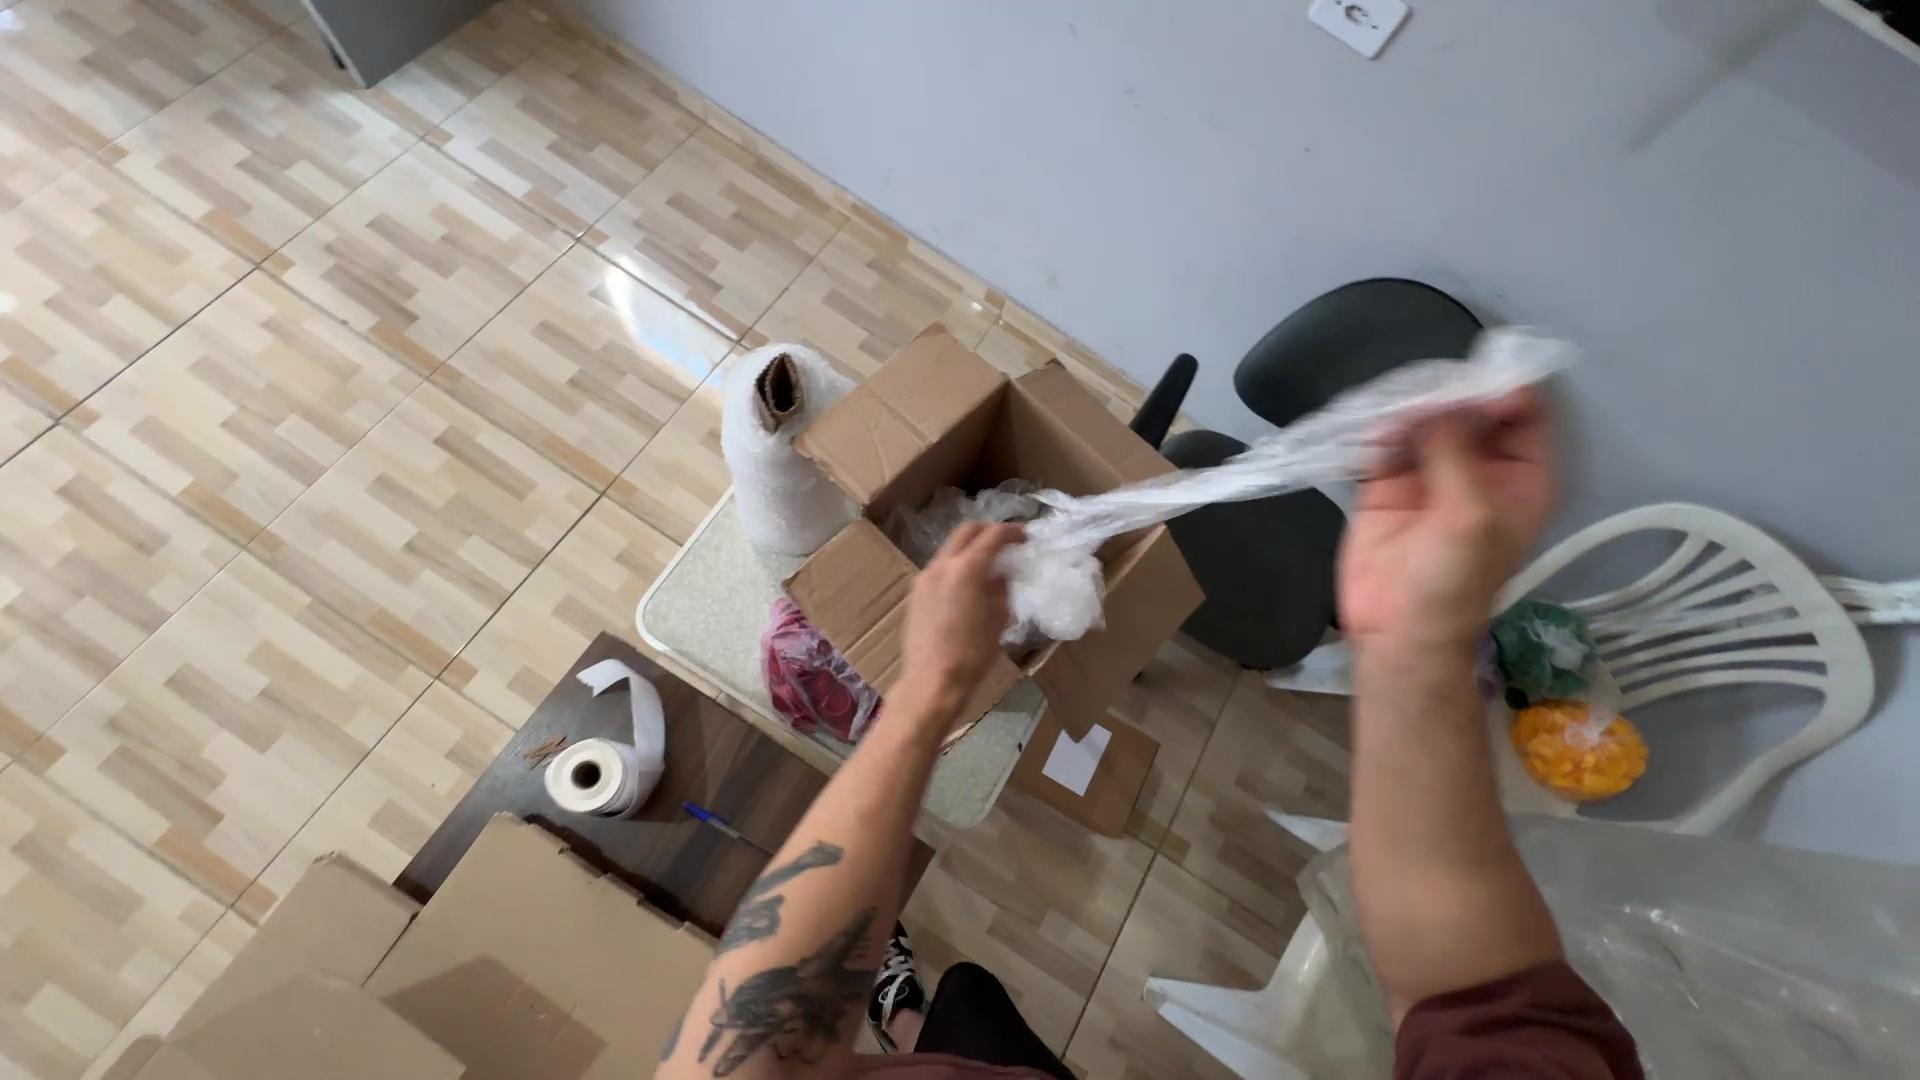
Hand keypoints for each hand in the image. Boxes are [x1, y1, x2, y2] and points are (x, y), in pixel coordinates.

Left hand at [898, 522, 1023, 714]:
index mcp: (966, 570)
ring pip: (950, 548)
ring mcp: (925, 577)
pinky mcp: (916, 592)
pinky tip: (968, 584)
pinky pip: (940, 567)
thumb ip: (1000, 591)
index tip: (1025, 537)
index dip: (1012, 532)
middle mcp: (942, 565)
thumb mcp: (998, 621)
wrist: (932, 680)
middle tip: (1006, 541)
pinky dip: (957, 565)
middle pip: (966, 531)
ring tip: (988, 564)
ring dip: (971, 548)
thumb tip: (1000, 577)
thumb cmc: (972, 655)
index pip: (992, 536)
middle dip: (989, 531)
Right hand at [1338, 390, 1554, 654]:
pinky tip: (1369, 432)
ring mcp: (1429, 476)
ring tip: (1389, 413)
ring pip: (1423, 423)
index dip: (1504, 390)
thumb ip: (1456, 454)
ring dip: (1406, 412)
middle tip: (1420, 390)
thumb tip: (1436, 403)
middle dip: (1448, 395)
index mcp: (1521, 477)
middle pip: (1469, 411)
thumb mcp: (1470, 516)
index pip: (1525, 415)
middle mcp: (1479, 468)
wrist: (1397, 628)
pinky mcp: (1385, 486)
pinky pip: (1383, 446)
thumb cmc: (1453, 580)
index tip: (1471, 381)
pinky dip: (1375, 433)